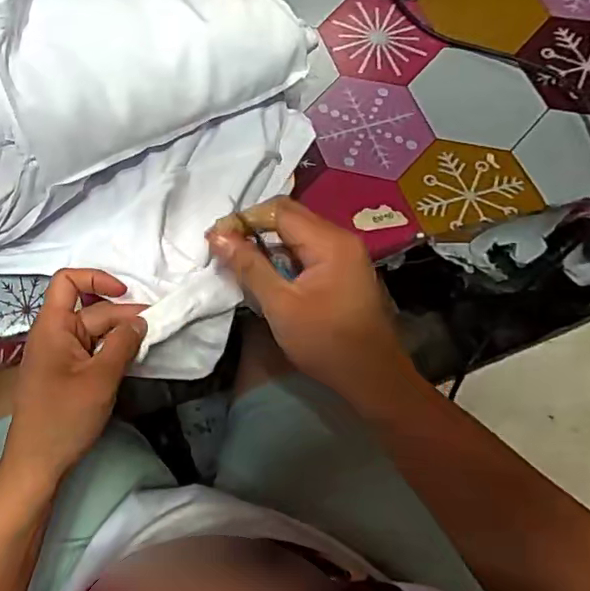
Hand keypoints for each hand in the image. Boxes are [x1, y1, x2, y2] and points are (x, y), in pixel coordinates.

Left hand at [0, 269, 148, 488]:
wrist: (36, 462)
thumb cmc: (64, 417)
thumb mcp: (100, 379)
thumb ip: (122, 345)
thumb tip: (139, 321)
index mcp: (52, 325)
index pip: (68, 281)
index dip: (96, 278)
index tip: (126, 293)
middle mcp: (51, 333)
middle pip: (89, 308)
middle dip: (121, 314)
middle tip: (157, 328)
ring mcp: (56, 354)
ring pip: (91, 330)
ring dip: (118, 333)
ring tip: (149, 342)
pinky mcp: (63, 372)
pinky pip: (88, 349)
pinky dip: (109, 350)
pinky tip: (131, 359)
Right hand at [207, 198, 413, 388]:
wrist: (373, 378)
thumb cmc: (326, 342)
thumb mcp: (280, 305)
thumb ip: (248, 266)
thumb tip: (217, 235)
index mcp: (329, 242)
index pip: (278, 211)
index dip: (243, 219)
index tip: (216, 240)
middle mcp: (340, 239)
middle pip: (288, 215)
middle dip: (252, 227)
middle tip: (223, 247)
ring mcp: (344, 253)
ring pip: (295, 231)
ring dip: (264, 241)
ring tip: (238, 259)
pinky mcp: (341, 268)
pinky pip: (304, 247)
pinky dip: (280, 253)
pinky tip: (263, 271)